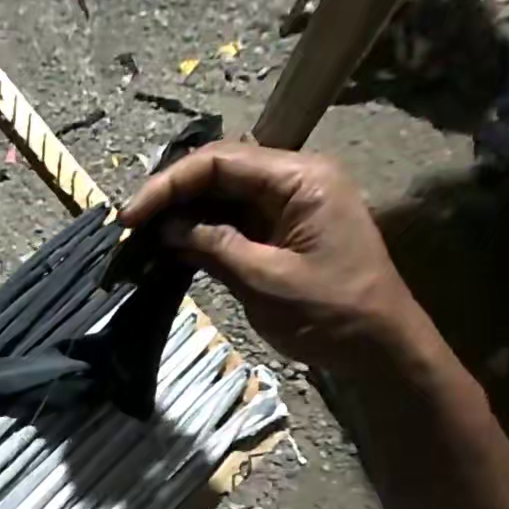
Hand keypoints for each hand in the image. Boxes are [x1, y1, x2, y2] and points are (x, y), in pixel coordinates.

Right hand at [119, 142, 422, 369]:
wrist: (376, 348)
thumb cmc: (330, 312)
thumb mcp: (266, 280)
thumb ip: (214, 246)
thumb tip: (167, 228)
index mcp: (300, 179)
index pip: (221, 161)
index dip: (170, 184)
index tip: (132, 216)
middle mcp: (293, 181)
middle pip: (219, 172)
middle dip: (172, 197)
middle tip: (132, 226)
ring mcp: (287, 207)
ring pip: (222, 198)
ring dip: (183, 216)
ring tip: (144, 239)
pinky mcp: (279, 233)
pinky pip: (233, 223)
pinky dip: (202, 235)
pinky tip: (172, 250)